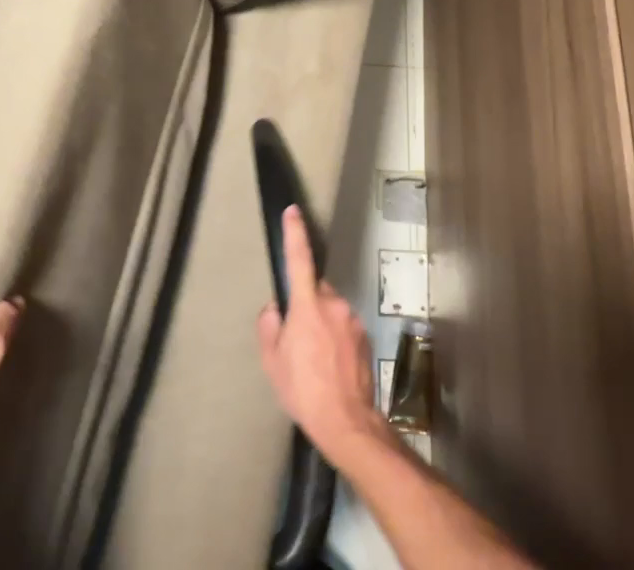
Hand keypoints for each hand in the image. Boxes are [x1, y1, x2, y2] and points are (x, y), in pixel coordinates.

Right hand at [257, 205, 391, 466]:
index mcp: (307, 307)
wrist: (347, 421)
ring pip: (330, 309)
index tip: (293, 212)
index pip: (299, 261)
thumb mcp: (272, 362)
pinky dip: (333, 336)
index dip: (294, 234)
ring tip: (312, 358)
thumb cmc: (303, 391)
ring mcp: (353, 320)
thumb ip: (269, 328)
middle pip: (315, 290)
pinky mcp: (364, 336)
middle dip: (304, 303)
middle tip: (294, 336)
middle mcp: (334, 306)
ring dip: (319, 322)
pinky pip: (342, 325)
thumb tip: (274, 310)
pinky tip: (328, 363)